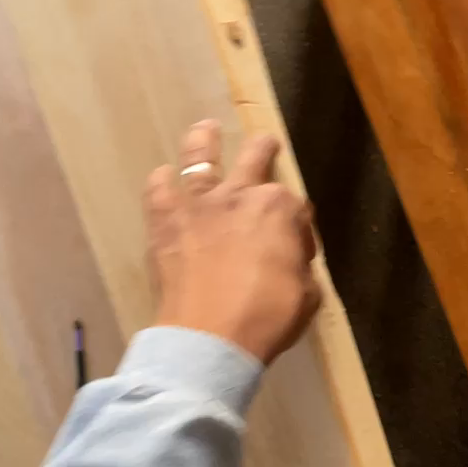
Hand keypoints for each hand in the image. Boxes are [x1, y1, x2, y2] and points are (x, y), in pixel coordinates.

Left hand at [146, 120, 319, 363]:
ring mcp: (199, 205)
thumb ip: (300, 266)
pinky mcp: (165, 224)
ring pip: (200, 158)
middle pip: (255, 160)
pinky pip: (159, 192)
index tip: (300, 248)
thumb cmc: (269, 316)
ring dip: (204, 140)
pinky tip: (163, 176)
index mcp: (280, 209)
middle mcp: (239, 195)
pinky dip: (162, 182)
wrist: (211, 338)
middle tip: (267, 143)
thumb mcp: (308, 293)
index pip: (297, 207)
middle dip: (264, 151)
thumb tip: (291, 258)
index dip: (301, 228)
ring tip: (206, 128)